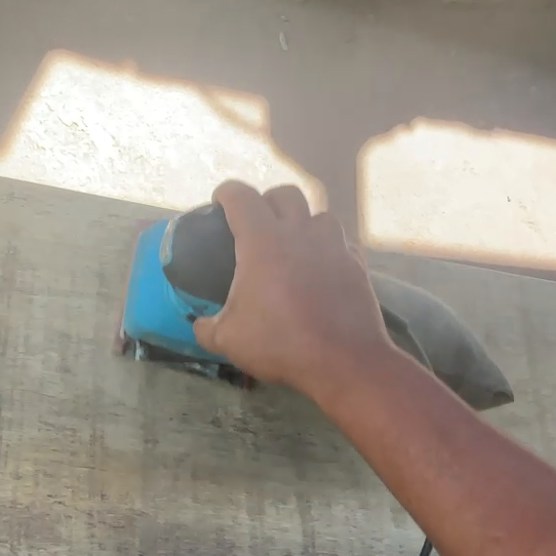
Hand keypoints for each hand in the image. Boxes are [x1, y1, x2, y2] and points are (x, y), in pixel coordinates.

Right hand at [191, 181, 395, 396]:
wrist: (344, 362)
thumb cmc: (280, 343)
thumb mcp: (228, 340)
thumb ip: (206, 327)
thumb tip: (198, 323)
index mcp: (262, 241)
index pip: (241, 197)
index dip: (226, 193)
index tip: (219, 201)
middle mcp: (300, 233)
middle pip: (285, 194)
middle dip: (267, 200)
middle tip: (257, 222)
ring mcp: (333, 246)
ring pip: (318, 215)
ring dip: (303, 222)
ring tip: (293, 244)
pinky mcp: (356, 264)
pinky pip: (340, 243)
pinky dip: (327, 248)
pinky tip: (320, 268)